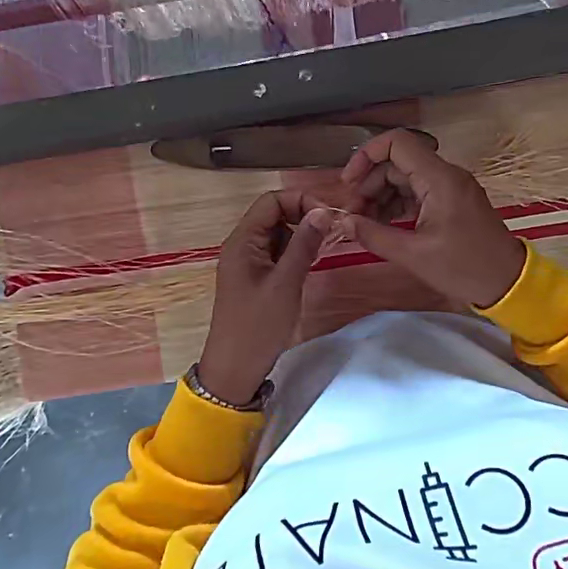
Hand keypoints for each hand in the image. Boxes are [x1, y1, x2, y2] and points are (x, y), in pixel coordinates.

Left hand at [196, 190, 337, 404]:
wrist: (235, 367)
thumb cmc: (258, 325)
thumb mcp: (285, 283)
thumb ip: (304, 244)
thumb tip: (323, 212)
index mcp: (242, 241)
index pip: (271, 201)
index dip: (301, 201)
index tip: (329, 218)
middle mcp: (242, 245)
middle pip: (274, 214)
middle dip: (304, 217)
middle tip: (332, 234)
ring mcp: (247, 262)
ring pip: (278, 234)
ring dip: (301, 237)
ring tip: (323, 251)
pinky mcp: (255, 278)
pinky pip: (276, 254)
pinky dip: (294, 254)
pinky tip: (310, 265)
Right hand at [337, 129, 525, 307]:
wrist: (507, 283)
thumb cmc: (463, 268)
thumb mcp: (412, 255)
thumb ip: (373, 234)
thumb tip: (342, 221)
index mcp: (440, 179)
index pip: (396, 143)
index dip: (365, 156)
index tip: (348, 184)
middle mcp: (446, 174)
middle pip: (397, 161)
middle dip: (369, 183)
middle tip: (353, 214)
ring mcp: (450, 186)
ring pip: (405, 176)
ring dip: (380, 195)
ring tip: (365, 222)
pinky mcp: (452, 200)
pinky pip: (417, 190)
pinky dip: (397, 203)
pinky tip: (383, 224)